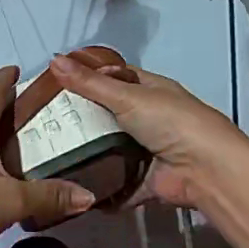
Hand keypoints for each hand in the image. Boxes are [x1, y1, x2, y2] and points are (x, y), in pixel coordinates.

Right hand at [46, 56, 248, 213]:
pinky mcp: (145, 181)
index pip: (114, 77)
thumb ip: (89, 83)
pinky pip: (117, 185)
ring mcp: (147, 150)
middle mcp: (149, 118)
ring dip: (87, 154)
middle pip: (108, 115)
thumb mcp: (127, 96)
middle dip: (81, 120)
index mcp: (150, 89)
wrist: (205, 170)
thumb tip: (54, 59)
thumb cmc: (170, 122)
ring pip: (110, 150)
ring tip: (48, 156)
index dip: (88, 78)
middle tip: (43, 125)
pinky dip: (101, 189)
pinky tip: (72, 188)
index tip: (55, 85)